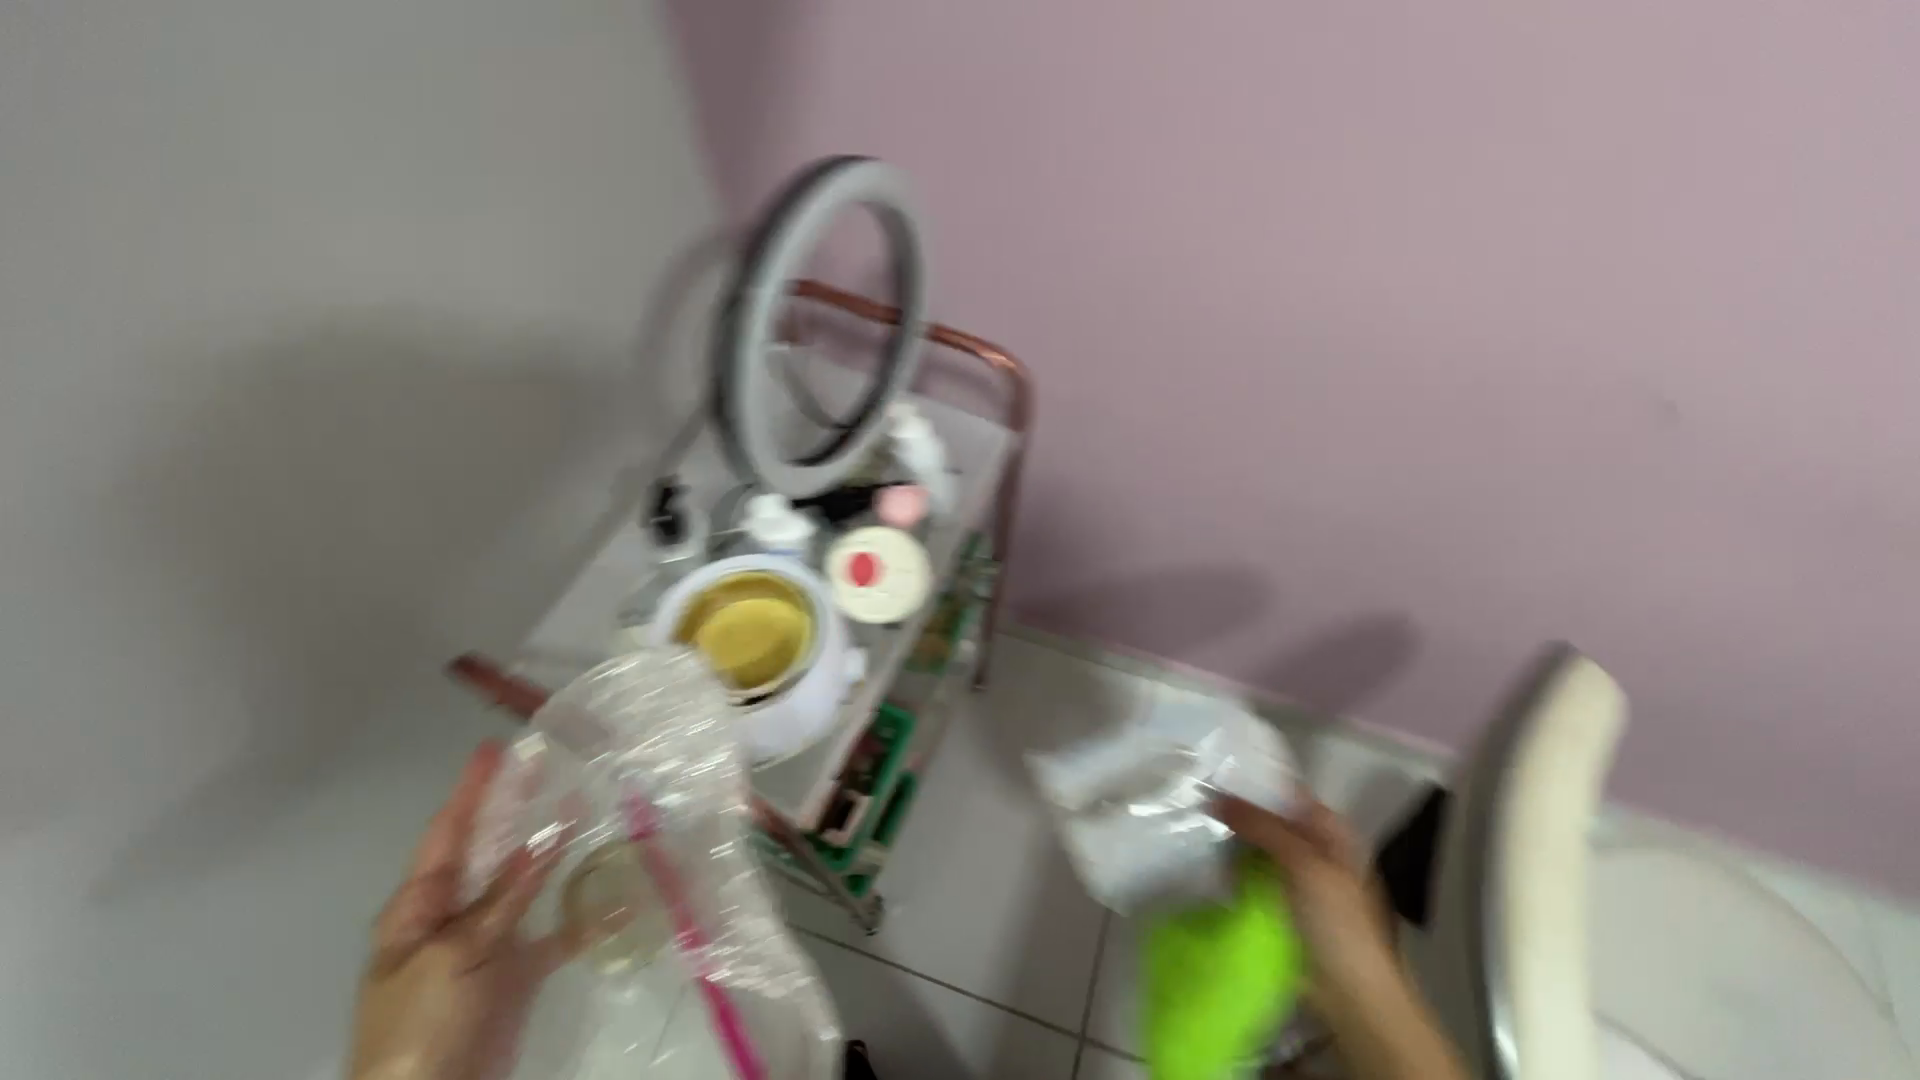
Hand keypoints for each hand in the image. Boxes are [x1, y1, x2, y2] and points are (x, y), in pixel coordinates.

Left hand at [349, 741, 573, 1079]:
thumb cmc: (421, 1023)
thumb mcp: (455, 955)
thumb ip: (504, 897)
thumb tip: (547, 838)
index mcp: (419, 907)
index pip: (449, 833)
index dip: (473, 790)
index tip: (496, 748)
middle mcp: (453, 915)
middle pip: (490, 849)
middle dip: (516, 806)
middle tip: (548, 761)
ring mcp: (487, 943)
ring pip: (526, 884)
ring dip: (555, 850)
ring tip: (587, 807)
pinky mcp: (517, 972)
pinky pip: (556, 935)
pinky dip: (587, 919)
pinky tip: (623, 900)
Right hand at [1213, 793, 1399, 1018]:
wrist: (1352, 995)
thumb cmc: (1338, 922)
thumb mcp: (1303, 863)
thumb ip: (1261, 825)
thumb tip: (1214, 796)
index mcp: (1330, 831)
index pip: (1286, 792)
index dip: (1252, 782)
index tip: (1211, 773)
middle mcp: (1312, 849)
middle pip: (1267, 820)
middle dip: (1234, 813)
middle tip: (1192, 801)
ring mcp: (1294, 880)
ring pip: (1254, 849)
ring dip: (1228, 843)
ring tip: (1188, 827)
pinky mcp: (1277, 907)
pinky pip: (1248, 878)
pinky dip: (1229, 871)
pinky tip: (1202, 864)